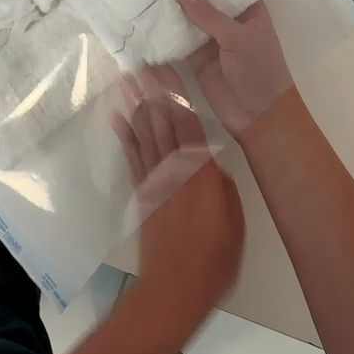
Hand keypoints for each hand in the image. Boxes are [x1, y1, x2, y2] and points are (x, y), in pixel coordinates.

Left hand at [112, 65, 243, 320]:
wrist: (174, 290)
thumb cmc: (214, 260)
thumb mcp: (235, 222)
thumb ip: (224, 188)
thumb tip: (212, 166)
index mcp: (200, 173)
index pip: (186, 123)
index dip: (176, 94)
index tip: (167, 68)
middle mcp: (174, 170)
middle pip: (162, 121)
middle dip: (153, 91)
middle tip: (143, 62)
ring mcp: (155, 181)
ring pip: (145, 134)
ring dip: (137, 105)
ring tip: (129, 80)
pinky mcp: (142, 195)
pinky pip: (132, 158)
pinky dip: (125, 136)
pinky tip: (118, 117)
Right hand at [177, 0, 295, 136]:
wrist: (257, 117)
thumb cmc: (259, 71)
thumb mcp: (238, 38)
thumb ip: (208, 14)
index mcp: (250, 11)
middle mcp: (230, 21)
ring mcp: (212, 39)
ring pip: (191, 18)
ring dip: (175, 6)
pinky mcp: (196, 58)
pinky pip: (180, 40)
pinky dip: (166, 30)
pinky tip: (148, 14)